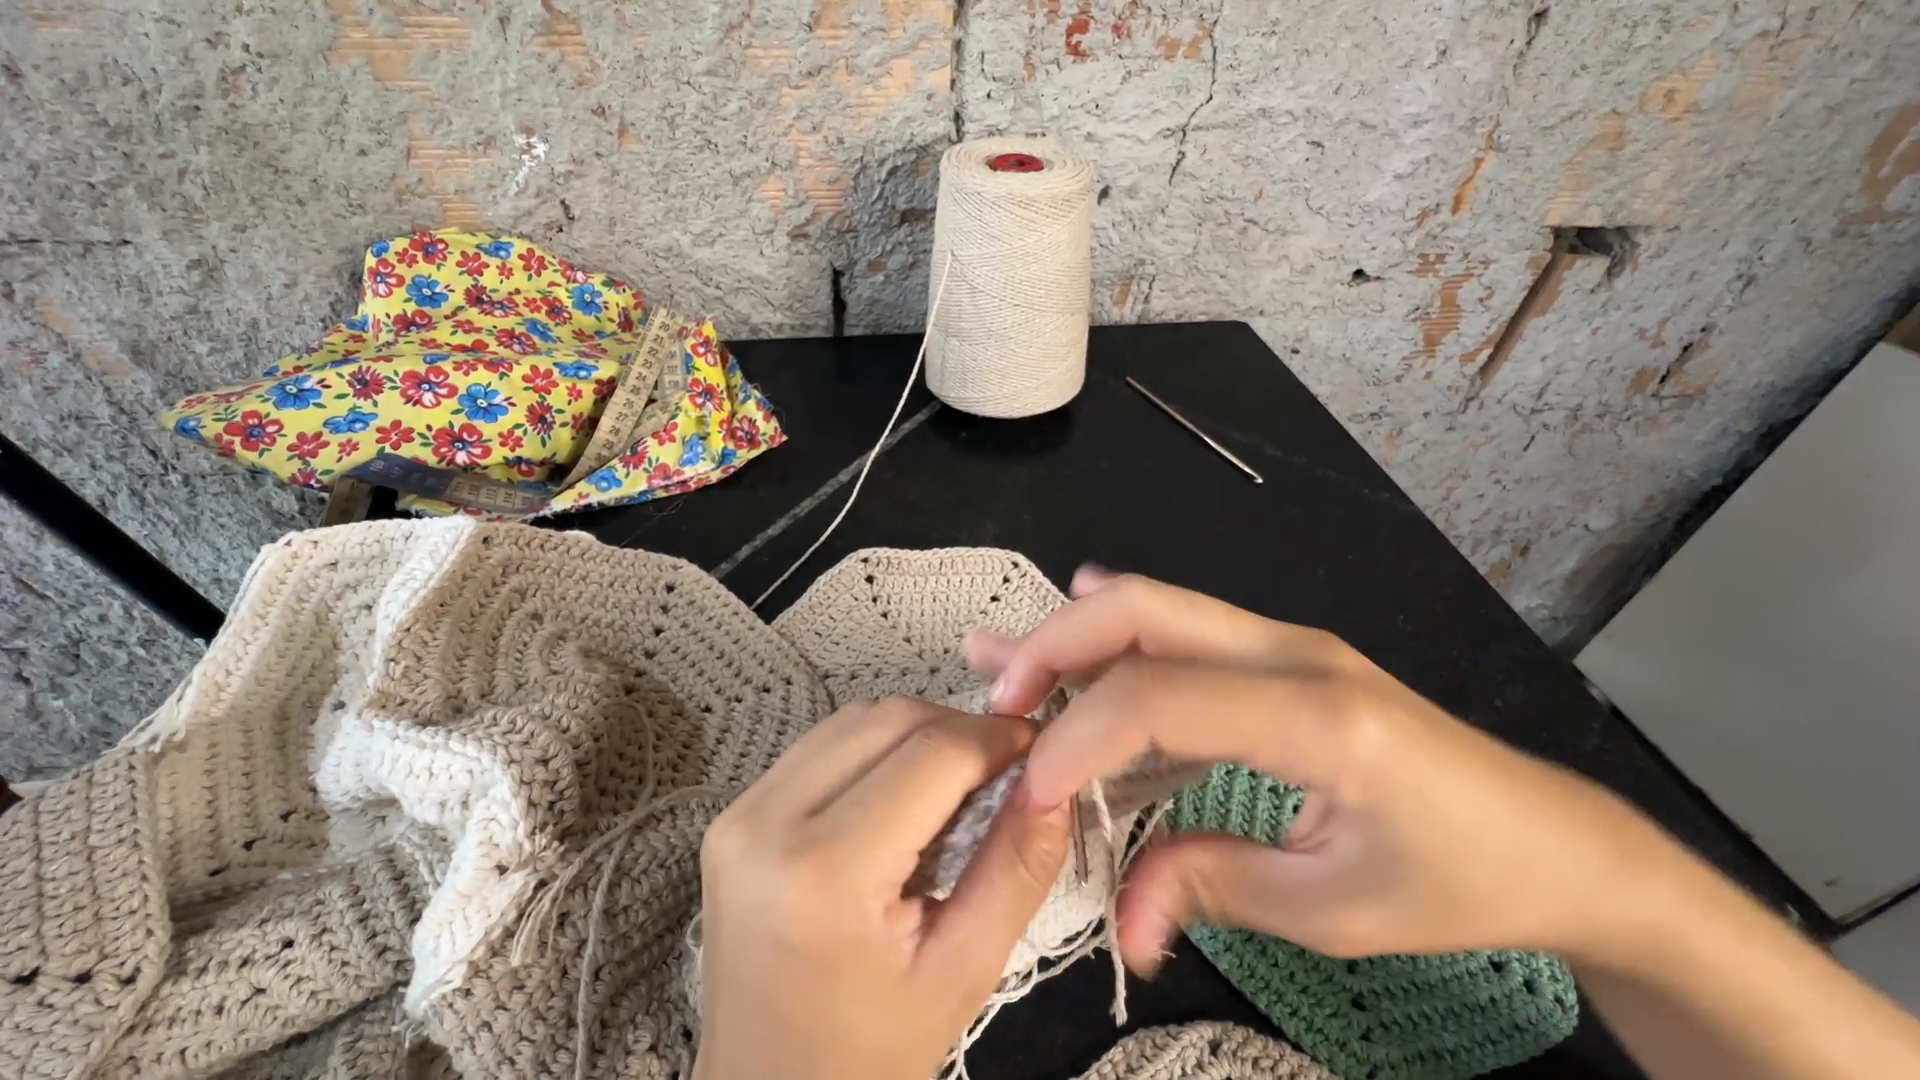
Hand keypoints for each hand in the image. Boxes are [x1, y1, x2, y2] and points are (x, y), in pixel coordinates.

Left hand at [694, 698, 1071, 1079]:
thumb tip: (1054, 779)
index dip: (998, 739)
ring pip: (855, 720)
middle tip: (1005, 771)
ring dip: (919, 733)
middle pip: (890, 720)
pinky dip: (877, 750)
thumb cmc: (873, 1051)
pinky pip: (823, 745)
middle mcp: (767, 821)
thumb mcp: (964, 971)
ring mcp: (740, 809)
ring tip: (958, 785)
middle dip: (961, 729)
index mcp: (826, 872)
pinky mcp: (732, 811)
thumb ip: (1017, 866)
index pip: (933, 753)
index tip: (1041, 752)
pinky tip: (904, 795)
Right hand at [968, 567, 1689, 971]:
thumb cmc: (1458, 882)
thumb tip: (1123, 924)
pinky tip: (1075, 623)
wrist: (1554, 841)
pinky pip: (1184, 627)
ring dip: (1075, 634)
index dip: (1077, 737)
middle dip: (1055, 646)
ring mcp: (1290, 644)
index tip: (1031, 792)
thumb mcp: (1332, 910)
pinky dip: (1118, 634)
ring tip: (1006, 662)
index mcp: (1317, 716)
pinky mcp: (1284, 656)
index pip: (1157, 696)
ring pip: (1156, 605)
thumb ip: (1210, 887)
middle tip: (1000, 701)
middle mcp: (1295, 653)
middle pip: (1143, 609)